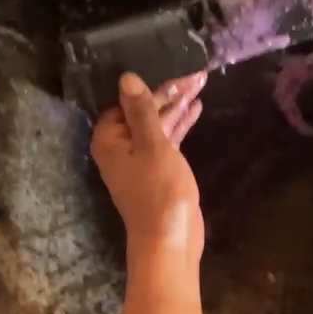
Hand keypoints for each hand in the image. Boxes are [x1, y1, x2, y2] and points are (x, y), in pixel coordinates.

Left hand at [91, 72, 206, 258]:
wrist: (170, 238)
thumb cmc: (159, 191)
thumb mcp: (152, 145)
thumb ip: (142, 111)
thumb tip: (127, 77)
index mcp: (110, 140)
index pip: (130, 103)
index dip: (156, 89)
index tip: (181, 75)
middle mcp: (120, 147)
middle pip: (145, 112)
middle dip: (172, 94)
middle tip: (199, 76)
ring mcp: (140, 159)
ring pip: (159, 124)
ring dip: (179, 106)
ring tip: (202, 84)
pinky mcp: (158, 169)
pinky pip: (168, 138)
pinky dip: (181, 124)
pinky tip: (196, 109)